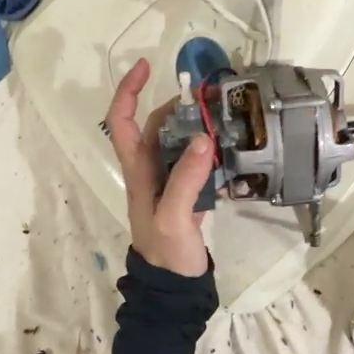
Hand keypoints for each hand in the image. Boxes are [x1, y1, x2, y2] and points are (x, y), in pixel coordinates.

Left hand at [105, 58, 214, 277]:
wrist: (174, 286)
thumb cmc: (166, 251)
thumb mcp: (173, 216)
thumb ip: (186, 179)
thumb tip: (204, 138)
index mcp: (138, 170)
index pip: (122, 121)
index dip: (129, 91)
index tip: (148, 67)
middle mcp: (150, 170)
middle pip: (159, 126)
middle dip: (181, 107)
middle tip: (212, 98)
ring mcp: (169, 183)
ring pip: (181, 143)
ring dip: (199, 127)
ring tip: (226, 118)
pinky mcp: (187, 195)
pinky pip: (197, 163)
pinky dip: (211, 151)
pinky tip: (231, 149)